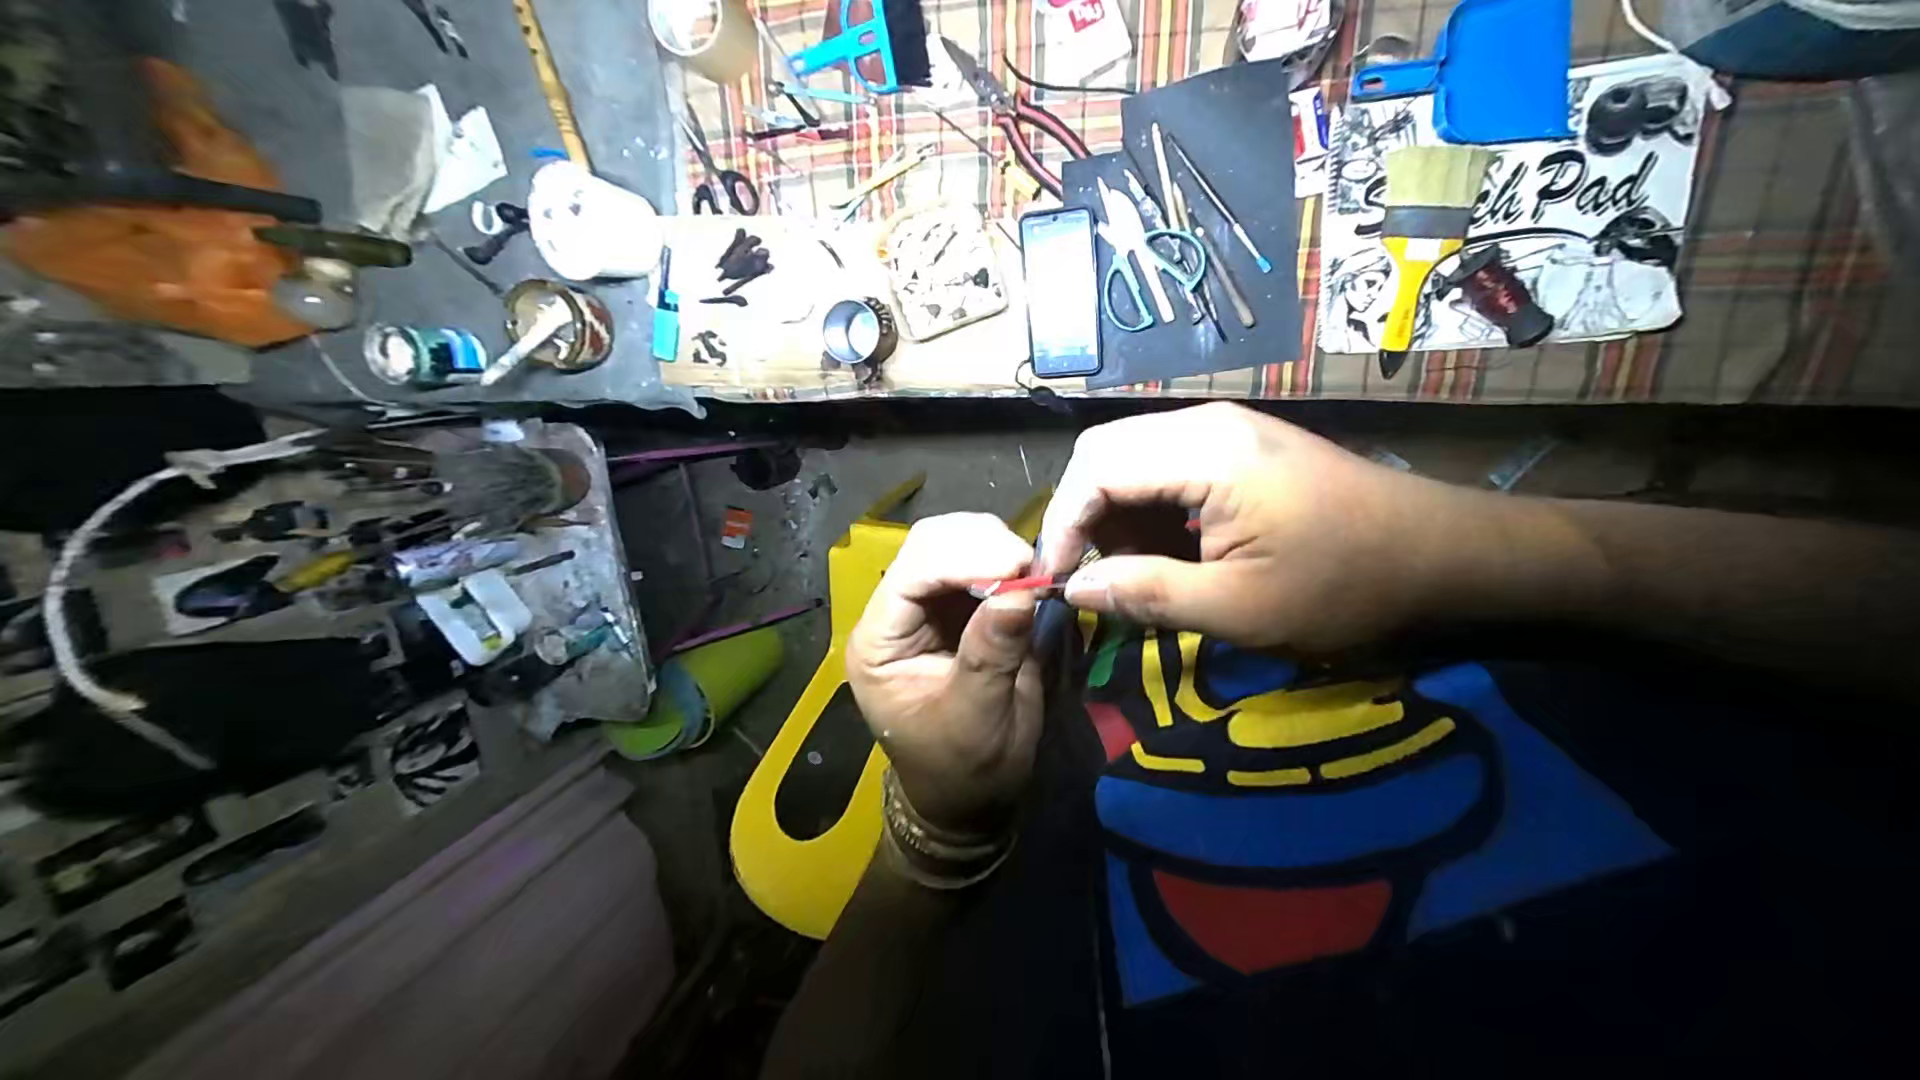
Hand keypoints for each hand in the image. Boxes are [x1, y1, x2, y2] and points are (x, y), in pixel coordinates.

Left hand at [846, 514, 1043, 833]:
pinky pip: (975, 563)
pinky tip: (1027, 576)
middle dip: (980, 544)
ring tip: (1033, 571)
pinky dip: (1003, 561)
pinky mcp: (951, 608)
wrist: (966, 795)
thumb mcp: (979, 720)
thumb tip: (1021, 592)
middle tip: (1031, 566)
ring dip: (994, 547)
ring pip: (951, 544)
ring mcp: (921, 607)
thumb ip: (992, 655)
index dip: (963, 558)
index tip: (1018, 567)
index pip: (911, 575)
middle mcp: (892, 615)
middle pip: (926, 546)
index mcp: (879, 644)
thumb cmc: (963, 768)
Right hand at [1039, 403, 1490, 651]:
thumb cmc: (1345, 584)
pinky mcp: (1232, 444)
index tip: (1055, 581)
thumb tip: (1074, 589)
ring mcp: (1220, 428)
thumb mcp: (1239, 607)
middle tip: (1082, 573)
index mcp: (1206, 453)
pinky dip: (1139, 506)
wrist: (1440, 553)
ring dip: (1108, 511)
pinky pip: (1159, 464)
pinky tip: (1156, 548)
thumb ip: (1145, 593)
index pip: (1096, 470)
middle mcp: (1204, 423)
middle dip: (1078, 514)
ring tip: (1120, 567)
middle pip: (1102, 451)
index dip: (1062, 526)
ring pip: (1126, 455)